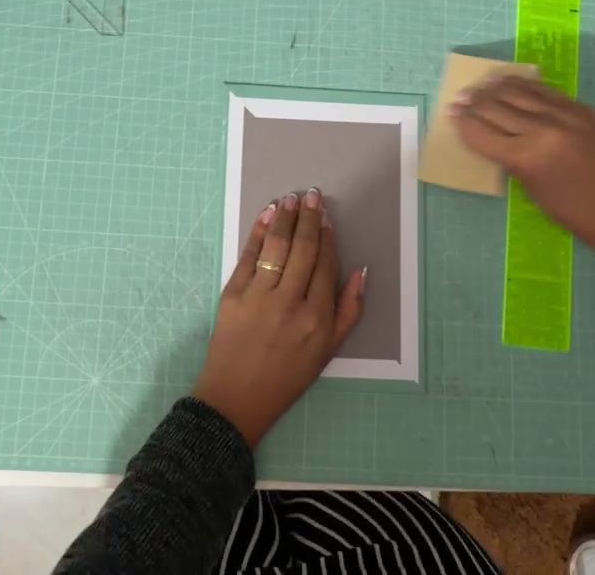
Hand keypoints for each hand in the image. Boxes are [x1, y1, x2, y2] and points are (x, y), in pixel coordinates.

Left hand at [191, 189, 365, 447]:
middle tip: (313, 196)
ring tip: (291, 199)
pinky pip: (249, 256)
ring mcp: (259, 297)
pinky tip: (267, 215)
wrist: (236, 397)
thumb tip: (362, 271)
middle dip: (310, 219)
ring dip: (285, 218)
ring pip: (277, 247)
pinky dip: (258, 232)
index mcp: (317, 319)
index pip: (326, 266)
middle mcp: (290, 304)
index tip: (327, 219)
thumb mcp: (329, 351)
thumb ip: (349, 310)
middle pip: (304, 250)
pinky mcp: (232, 294)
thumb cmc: (287, 376)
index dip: (328, 238)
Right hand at [451, 75, 594, 295]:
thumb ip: (514, 163)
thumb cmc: (581, 217)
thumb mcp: (536, 195)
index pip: (483, 133)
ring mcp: (565, 115)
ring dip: (492, 90)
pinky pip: (544, 91)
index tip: (450, 116)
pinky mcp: (582, 110)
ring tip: (476, 89)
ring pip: (518, 93)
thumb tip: (496, 141)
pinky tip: (507, 83)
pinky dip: (521, 85)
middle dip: (473, 104)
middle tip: (457, 101)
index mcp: (529, 158)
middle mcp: (544, 130)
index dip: (463, 124)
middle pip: (496, 108)